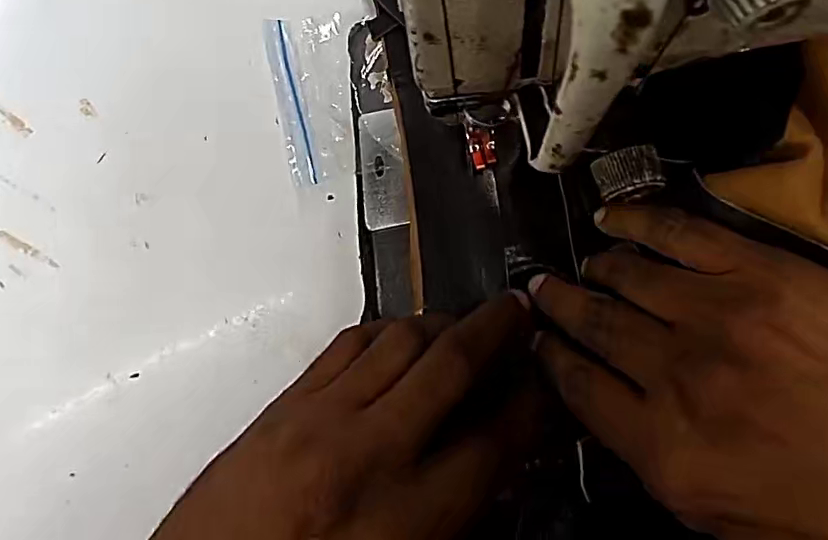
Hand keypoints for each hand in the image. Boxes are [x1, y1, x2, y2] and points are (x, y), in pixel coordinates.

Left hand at [156, 293, 543, 539]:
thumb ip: (453, 520)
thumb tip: (492, 462)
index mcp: (404, 522)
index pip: (494, 441)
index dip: (532, 402)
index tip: (545, 379)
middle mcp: (367, 458)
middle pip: (452, 365)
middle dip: (496, 328)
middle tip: (518, 308)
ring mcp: (320, 421)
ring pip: (401, 338)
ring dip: (441, 322)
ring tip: (462, 324)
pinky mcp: (282, 406)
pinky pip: (347, 341)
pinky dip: (384, 330)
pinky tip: (398, 336)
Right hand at [530, 205, 827, 537]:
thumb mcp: (746, 527)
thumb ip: (674, 467)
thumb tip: (631, 417)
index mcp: (674, 456)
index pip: (584, 393)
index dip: (556, 362)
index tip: (542, 341)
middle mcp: (682, 378)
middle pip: (598, 327)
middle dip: (562, 308)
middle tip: (542, 290)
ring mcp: (718, 313)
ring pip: (629, 275)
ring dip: (598, 266)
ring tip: (584, 261)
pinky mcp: (757, 268)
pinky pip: (677, 232)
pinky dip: (638, 220)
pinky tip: (615, 216)